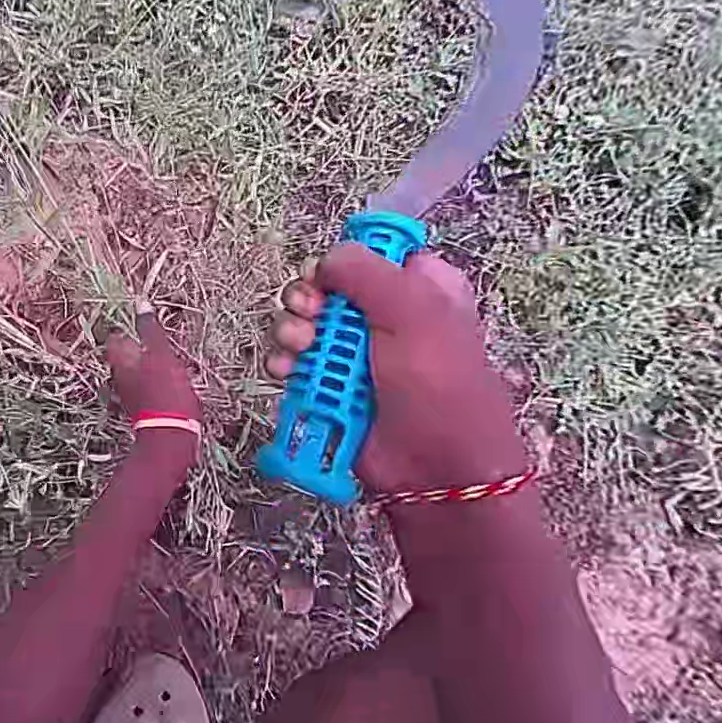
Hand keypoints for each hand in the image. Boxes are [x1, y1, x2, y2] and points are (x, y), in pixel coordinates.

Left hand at [105, 307, 200, 475]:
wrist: (170, 436)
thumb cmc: (166, 392)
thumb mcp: (162, 354)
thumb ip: (150, 329)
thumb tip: (141, 303)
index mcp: (120, 360)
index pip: (115, 336)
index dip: (126, 328)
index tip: (140, 324)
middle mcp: (118, 376)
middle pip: (122, 354)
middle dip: (136, 346)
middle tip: (155, 340)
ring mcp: (127, 393)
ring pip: (132, 370)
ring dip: (145, 364)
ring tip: (165, 360)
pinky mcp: (140, 407)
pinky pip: (143, 386)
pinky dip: (152, 380)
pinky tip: (167, 381)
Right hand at [266, 245, 523, 493]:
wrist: (431, 467)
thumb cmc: (437, 385)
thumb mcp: (415, 313)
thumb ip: (368, 273)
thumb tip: (325, 260)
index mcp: (418, 289)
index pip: (371, 254)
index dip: (345, 261)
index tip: (332, 277)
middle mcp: (381, 316)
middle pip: (324, 288)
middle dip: (308, 299)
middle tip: (311, 314)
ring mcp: (351, 353)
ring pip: (301, 323)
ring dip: (292, 333)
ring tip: (301, 348)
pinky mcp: (327, 384)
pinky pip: (291, 361)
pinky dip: (284, 364)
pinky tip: (288, 373)